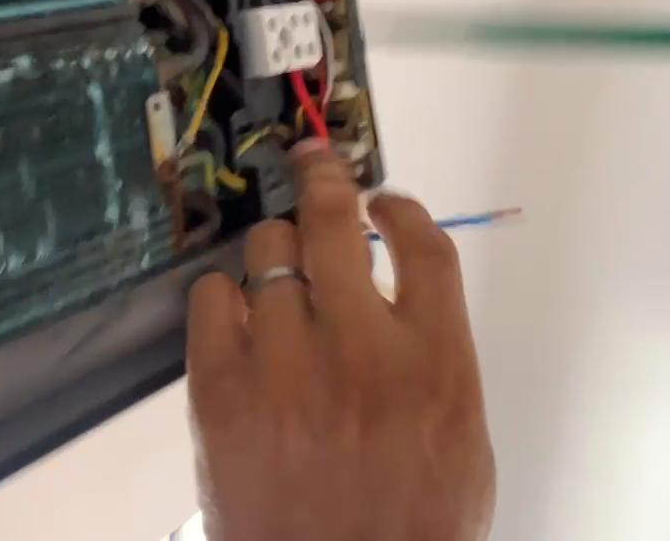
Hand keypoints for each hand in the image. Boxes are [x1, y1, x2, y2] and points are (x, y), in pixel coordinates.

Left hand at [185, 143, 494, 540]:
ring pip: (269, 248)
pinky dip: (224, 293)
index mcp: (434, 362)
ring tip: (281, 273)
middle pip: (335, 222)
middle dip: (324, 180)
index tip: (382, 201)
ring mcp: (285, 364)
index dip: (399, 208)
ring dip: (277, 248)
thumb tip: (391, 271)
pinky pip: (211, 293)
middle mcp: (360, 348)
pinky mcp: (221, 387)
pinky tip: (238, 315)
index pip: (423, 246)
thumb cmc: (411, 520)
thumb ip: (433, 345)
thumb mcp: (458, 434)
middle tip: (314, 164)